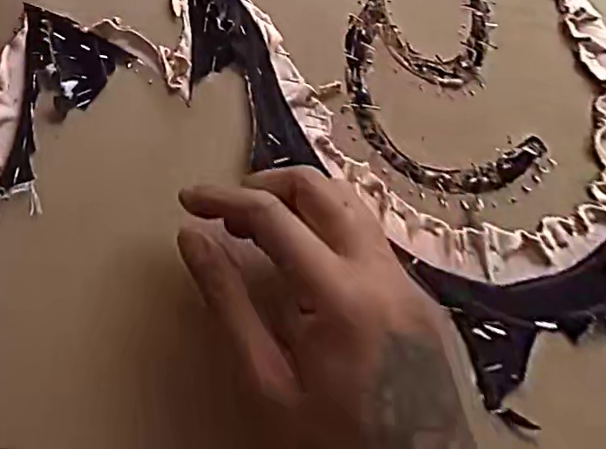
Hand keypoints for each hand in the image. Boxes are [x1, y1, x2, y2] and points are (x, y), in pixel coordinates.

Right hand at [178, 168, 474, 448]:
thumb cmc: (339, 443)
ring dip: (296, 198)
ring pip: (348, 202)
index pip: (271, 214)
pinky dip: (322, 222)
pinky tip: (298, 253)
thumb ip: (227, 301)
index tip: (188, 199)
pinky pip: (365, 234)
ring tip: (258, 226)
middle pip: (318, 188)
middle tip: (227, 208)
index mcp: (343, 297)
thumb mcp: (268, 380)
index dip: (221, 197)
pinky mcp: (418, 299)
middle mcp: (383, 277)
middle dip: (263, 183)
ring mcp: (408, 286)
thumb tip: (191, 237)